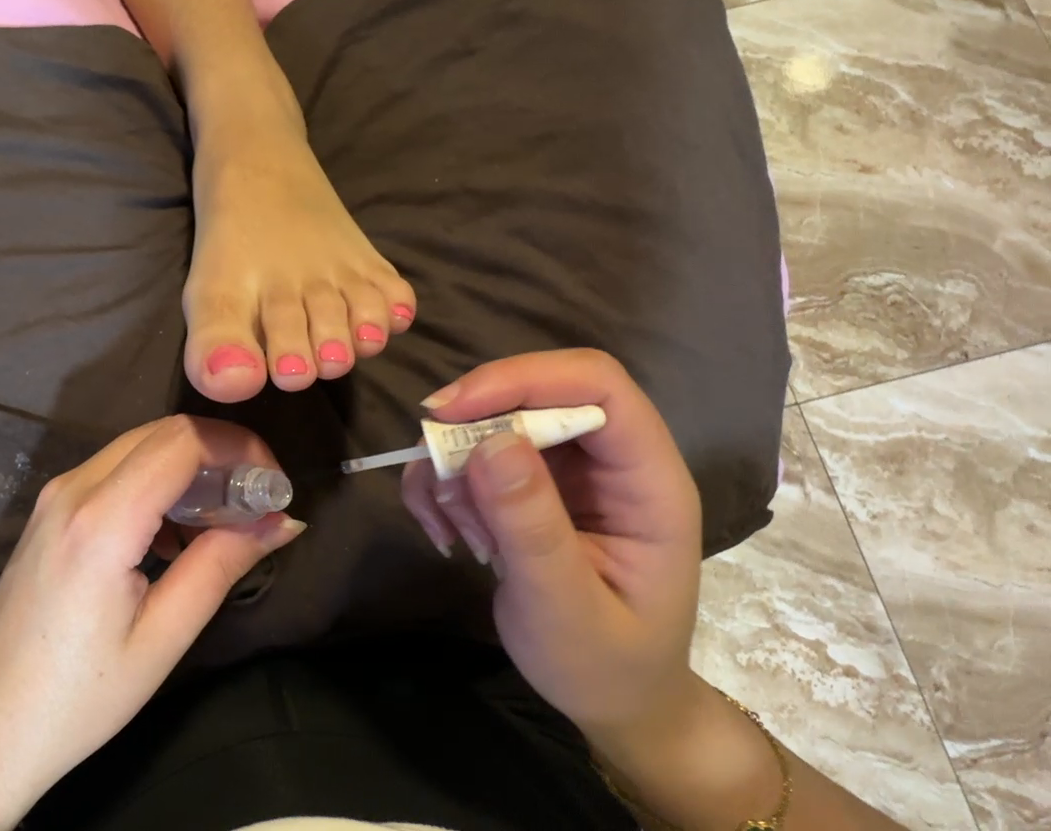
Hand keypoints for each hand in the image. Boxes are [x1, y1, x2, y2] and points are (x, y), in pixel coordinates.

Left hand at [0, 416, 305, 829]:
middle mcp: (72, 489)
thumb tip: (282, 520)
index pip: (183, 441)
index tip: (276, 487)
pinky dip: (154, 484)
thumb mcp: (163, 638)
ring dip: (187, 470)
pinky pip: (111, 473)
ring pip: (136, 448)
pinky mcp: (47, 512)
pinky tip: (172, 537)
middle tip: (258, 504)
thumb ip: (222, 565)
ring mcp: (53, 497)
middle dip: (219, 454)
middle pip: (160, 433)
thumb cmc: (79, 699)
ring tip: (223, 525)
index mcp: (101, 519)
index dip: (240, 449)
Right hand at [400, 350, 702, 736]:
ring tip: (457, 536)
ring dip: (452, 472)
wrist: (607, 702)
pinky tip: (448, 537)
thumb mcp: (566, 607)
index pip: (597, 386)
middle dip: (471, 430)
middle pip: (531, 394)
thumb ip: (533, 526)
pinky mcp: (523, 485)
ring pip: (488, 425)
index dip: (523, 380)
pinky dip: (439, 489)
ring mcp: (562, 471)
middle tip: (436, 481)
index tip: (451, 411)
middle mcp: (605, 462)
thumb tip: (491, 443)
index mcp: (647, 481)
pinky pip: (466, 457)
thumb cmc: (605, 664)